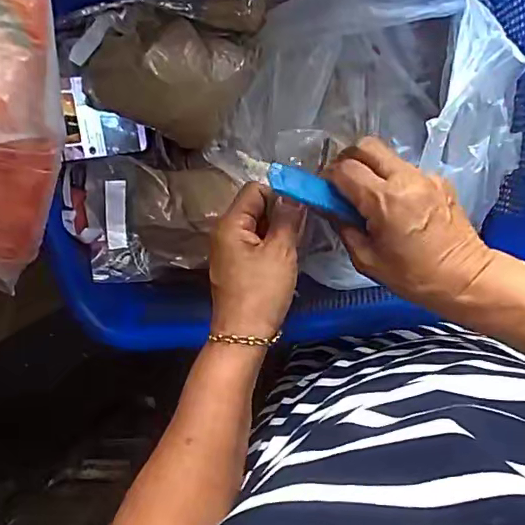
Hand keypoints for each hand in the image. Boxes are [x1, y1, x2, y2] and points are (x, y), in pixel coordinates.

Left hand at [208, 182, 305, 338]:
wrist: (243, 335)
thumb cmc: (262, 292)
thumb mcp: (281, 251)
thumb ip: (288, 218)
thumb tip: (294, 194)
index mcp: (229, 223)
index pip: (255, 188)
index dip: (279, 194)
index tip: (301, 209)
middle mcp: (223, 231)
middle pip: (255, 206)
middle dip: (279, 212)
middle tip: (302, 228)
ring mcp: (227, 249)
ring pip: (256, 225)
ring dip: (277, 230)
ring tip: (294, 243)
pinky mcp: (234, 264)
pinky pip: (254, 243)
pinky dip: (269, 244)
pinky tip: (284, 257)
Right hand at [327, 136, 500, 311]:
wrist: (464, 278)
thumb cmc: (413, 276)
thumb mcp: (366, 259)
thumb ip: (344, 227)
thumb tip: (330, 208)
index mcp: (384, 200)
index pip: (344, 169)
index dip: (328, 178)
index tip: (325, 191)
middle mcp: (405, 180)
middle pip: (366, 146)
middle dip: (348, 160)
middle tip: (343, 184)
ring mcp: (426, 177)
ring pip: (387, 157)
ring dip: (372, 170)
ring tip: (371, 199)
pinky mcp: (440, 180)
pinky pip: (407, 171)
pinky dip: (395, 181)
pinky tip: (398, 206)